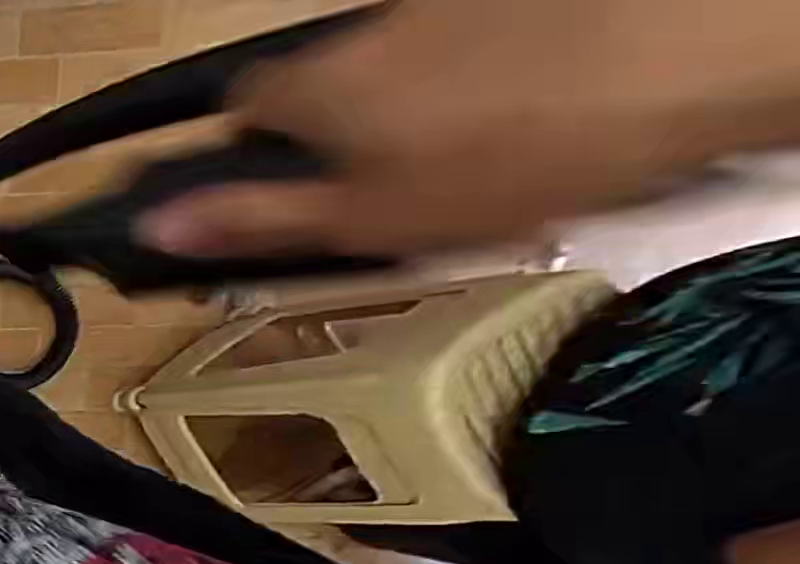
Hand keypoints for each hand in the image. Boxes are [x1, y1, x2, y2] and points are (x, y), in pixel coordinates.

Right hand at [138, 0, 799, 257]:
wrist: (726, 47)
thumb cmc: (508, 160)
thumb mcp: (359, 218)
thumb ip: (249, 222)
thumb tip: (150, 227)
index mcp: (319, 87)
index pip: (241, 106)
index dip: (245, 148)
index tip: (271, 183)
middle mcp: (372, 27)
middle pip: (319, 85)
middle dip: (327, 132)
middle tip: (374, 188)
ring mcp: (450, 3)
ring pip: (397, 64)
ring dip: (405, 108)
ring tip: (467, 159)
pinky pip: (468, 40)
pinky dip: (476, 76)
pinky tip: (524, 112)